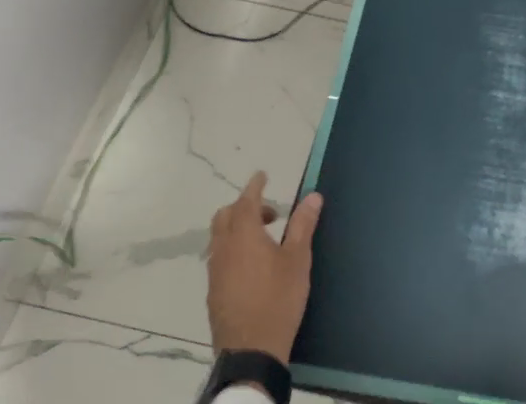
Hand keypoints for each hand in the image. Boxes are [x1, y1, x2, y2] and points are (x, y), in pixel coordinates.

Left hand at [207, 171, 323, 362]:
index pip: (245, 200)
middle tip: (270, 215)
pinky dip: (233, 249)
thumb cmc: (278, 299)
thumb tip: (313, 196)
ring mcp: (214, 271)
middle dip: (245, 207)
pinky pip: (219, 258)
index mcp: (243, 235)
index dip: (255, 186)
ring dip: (237, 229)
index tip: (263, 175)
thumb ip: (303, 225)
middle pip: (225, 216)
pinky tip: (251, 266)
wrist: (251, 350)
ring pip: (219, 238)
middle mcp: (223, 248)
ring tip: (263, 241)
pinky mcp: (213, 291)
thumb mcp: (297, 259)